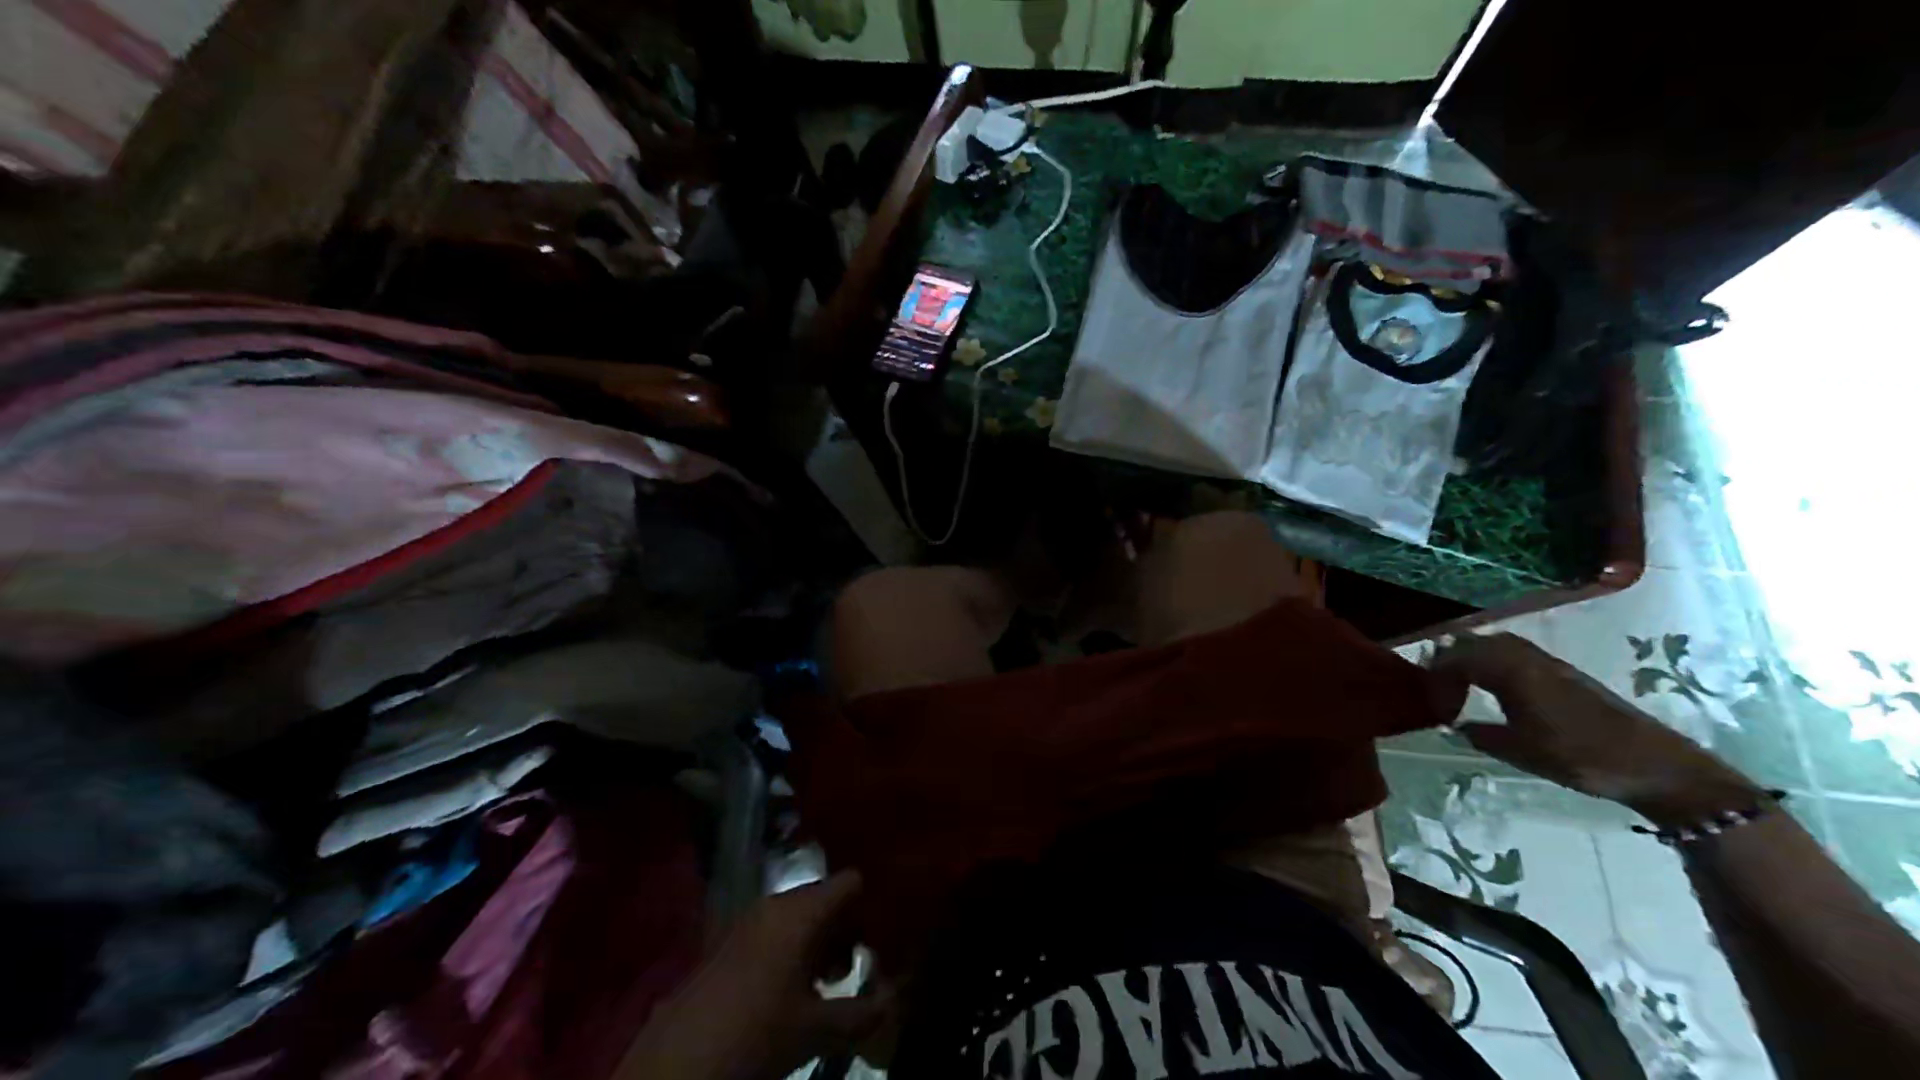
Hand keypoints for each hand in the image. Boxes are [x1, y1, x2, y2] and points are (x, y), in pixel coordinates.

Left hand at [618, 872, 894, 1079]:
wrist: (676, 1063)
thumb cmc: (757, 1033)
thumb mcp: (817, 1030)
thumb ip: (863, 1012)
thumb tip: (894, 1000)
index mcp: (801, 911)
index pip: (850, 882)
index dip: (872, 903)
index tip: (887, 931)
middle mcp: (775, 903)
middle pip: (825, 897)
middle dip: (848, 927)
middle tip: (862, 963)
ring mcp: (747, 919)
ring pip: (799, 915)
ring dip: (820, 941)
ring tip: (830, 982)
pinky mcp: (728, 940)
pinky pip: (775, 929)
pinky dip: (793, 948)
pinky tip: (795, 989)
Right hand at [1432, 633, 1763, 825]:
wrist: (1656, 765)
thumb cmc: (1580, 756)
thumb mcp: (1520, 751)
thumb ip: (1481, 734)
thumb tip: (1457, 725)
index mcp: (1512, 671)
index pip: (1458, 658)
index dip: (1437, 676)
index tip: (1432, 703)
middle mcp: (1528, 658)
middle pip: (1476, 641)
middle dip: (1450, 657)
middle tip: (1436, 682)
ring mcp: (1550, 664)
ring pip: (1498, 643)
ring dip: (1474, 656)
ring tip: (1460, 680)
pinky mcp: (1565, 674)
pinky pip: (1517, 653)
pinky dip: (1496, 660)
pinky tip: (1497, 685)